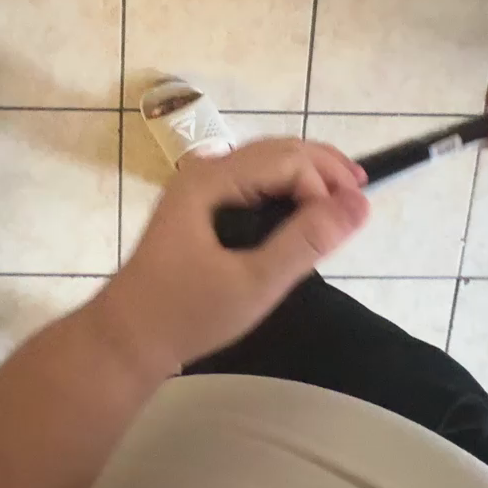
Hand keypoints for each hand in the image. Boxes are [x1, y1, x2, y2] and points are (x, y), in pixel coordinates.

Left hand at [88, 139, 369, 372]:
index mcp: (209, 181)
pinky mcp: (199, 205)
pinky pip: (251, 181)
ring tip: (342, 198)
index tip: (347, 222)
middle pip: (275, 150)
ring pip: (264, 162)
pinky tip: (304, 208)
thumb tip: (359, 204)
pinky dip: (284, 188)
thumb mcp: (254, 284)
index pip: (285, 160)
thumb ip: (306, 242)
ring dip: (306, 174)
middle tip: (361, 195)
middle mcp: (203, 171)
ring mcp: (198, 187)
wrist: (126, 337)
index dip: (323, 183)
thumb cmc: (186, 313)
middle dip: (322, 167)